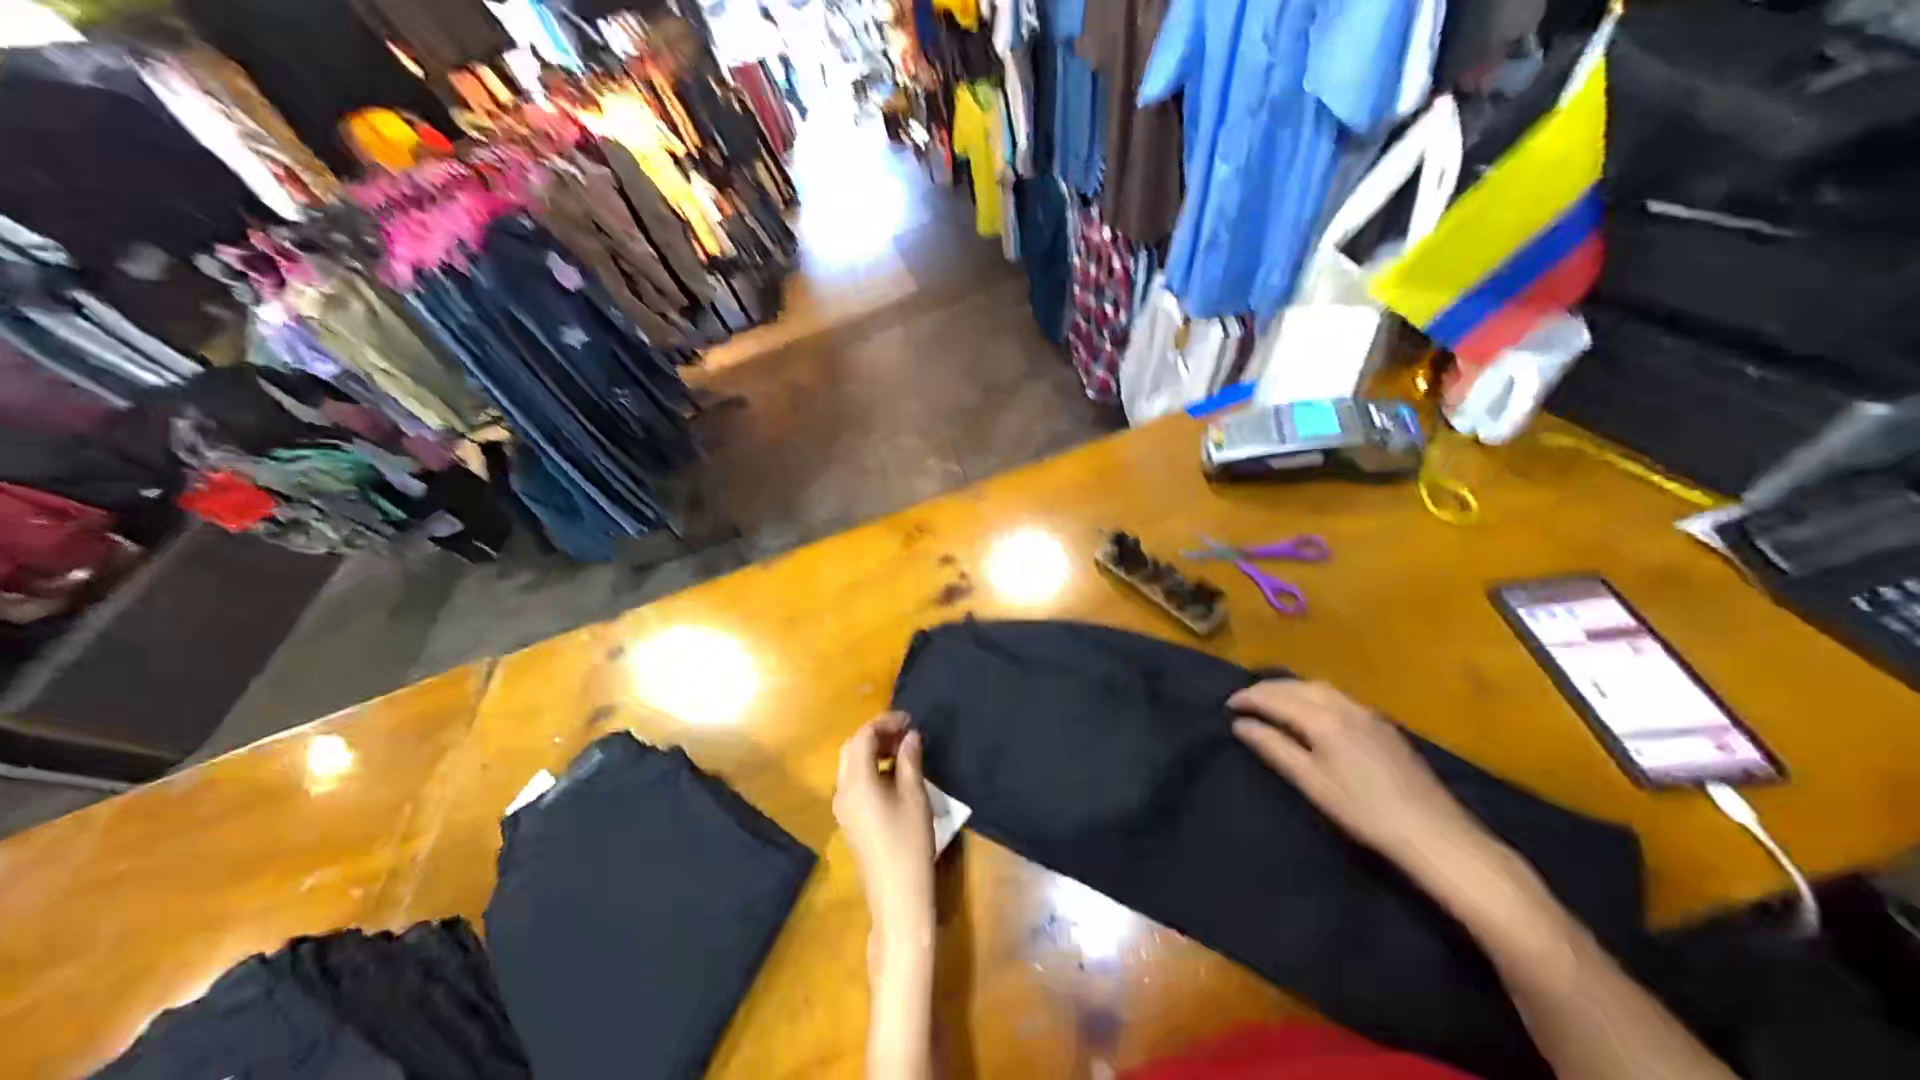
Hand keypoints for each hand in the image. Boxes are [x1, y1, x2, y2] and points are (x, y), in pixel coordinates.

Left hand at [835, 712, 934, 943]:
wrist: (898, 894)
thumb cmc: (909, 841)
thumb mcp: (914, 795)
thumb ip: (910, 760)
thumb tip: (910, 736)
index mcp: (856, 781)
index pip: (862, 737)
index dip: (885, 723)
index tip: (910, 720)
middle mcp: (842, 791)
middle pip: (851, 748)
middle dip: (876, 734)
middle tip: (906, 732)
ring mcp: (843, 807)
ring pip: (851, 765)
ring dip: (874, 751)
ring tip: (904, 749)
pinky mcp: (849, 820)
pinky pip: (855, 782)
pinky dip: (872, 768)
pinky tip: (895, 774)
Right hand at [1229, 680, 1490, 863]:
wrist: (1432, 832)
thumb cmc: (1362, 811)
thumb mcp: (1310, 782)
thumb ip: (1273, 748)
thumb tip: (1240, 724)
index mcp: (1323, 718)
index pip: (1275, 698)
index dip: (1248, 699)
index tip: (1227, 706)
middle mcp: (1344, 706)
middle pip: (1297, 686)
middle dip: (1267, 689)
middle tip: (1244, 700)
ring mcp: (1367, 713)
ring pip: (1319, 687)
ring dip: (1290, 688)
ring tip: (1271, 700)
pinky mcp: (1382, 724)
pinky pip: (1336, 695)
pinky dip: (1311, 694)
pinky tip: (1309, 709)